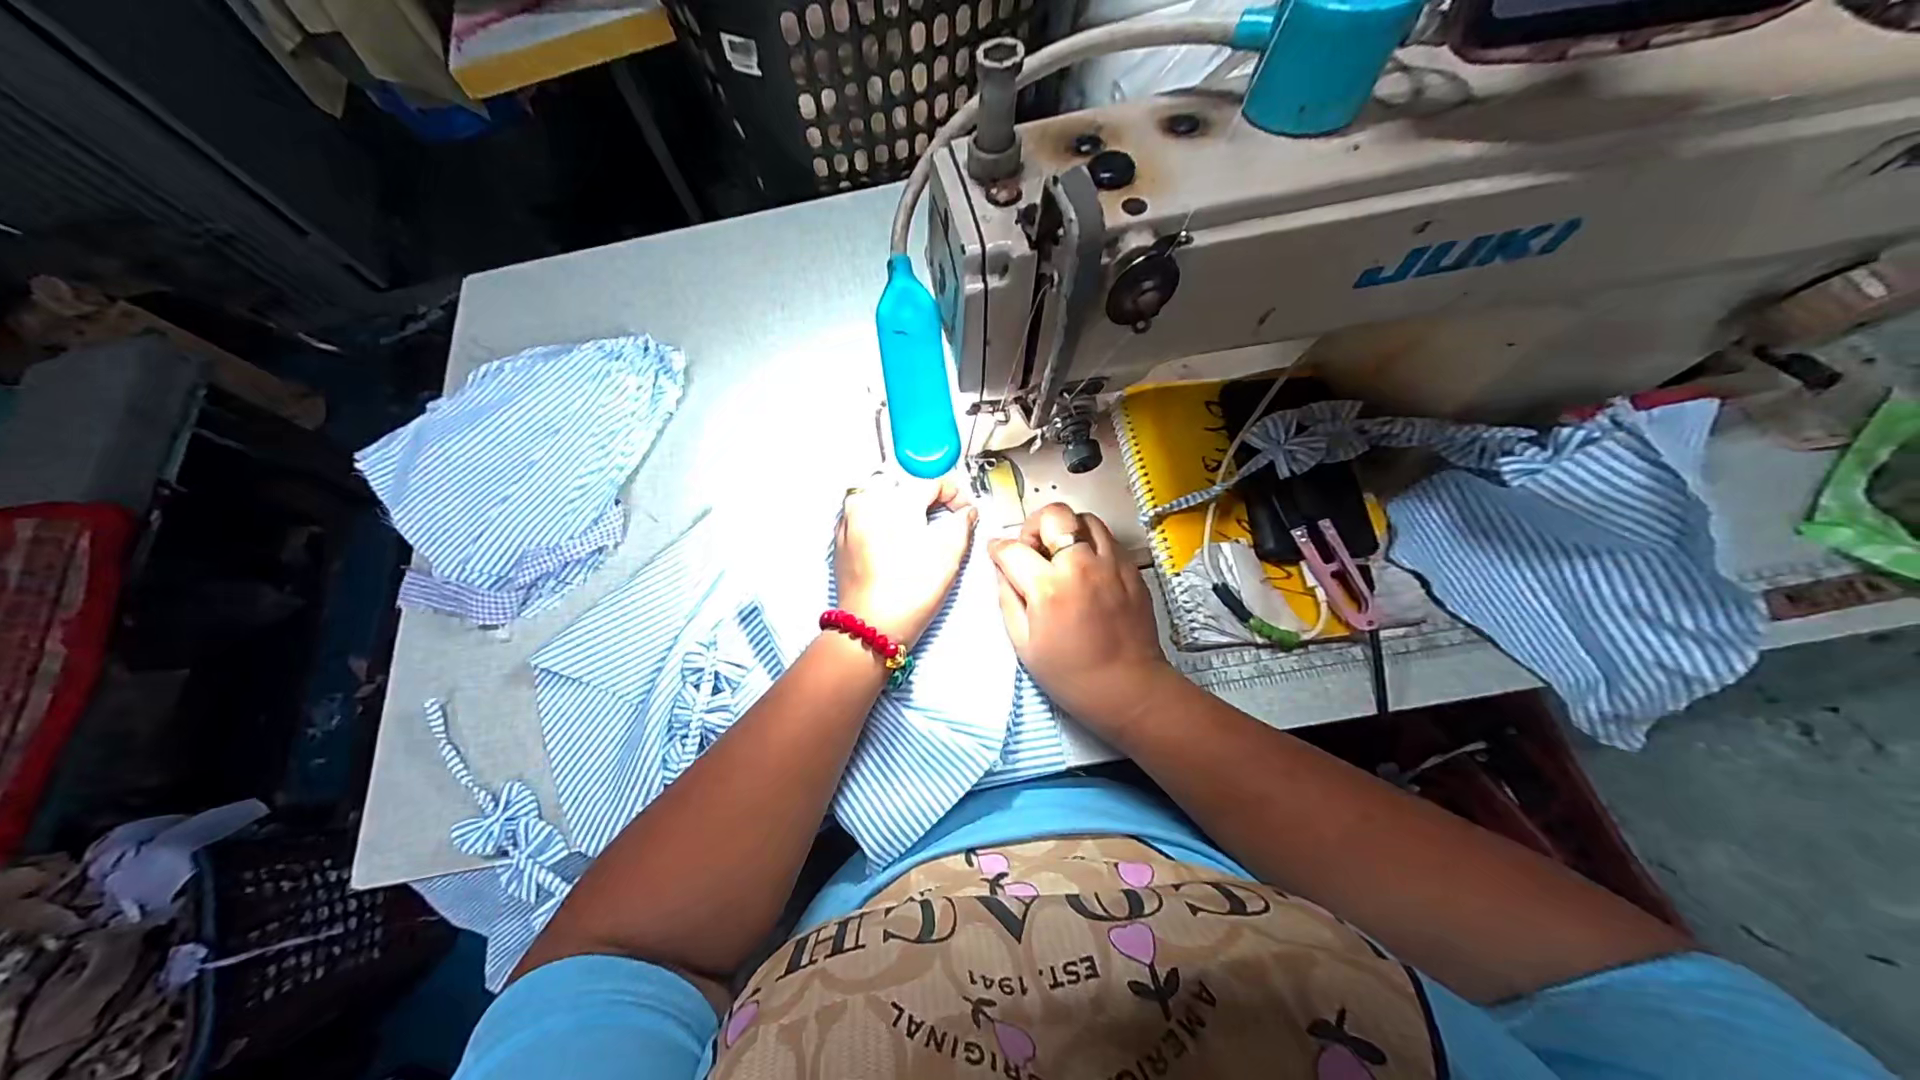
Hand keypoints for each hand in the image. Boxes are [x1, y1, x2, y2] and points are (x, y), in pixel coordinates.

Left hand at [835, 473, 977, 646]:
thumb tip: (966, 512)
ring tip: (918, 531)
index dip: (955, 494)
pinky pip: (866, 515)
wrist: (871, 625)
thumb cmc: (912, 589)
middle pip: (905, 485)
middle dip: (926, 498)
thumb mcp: (950, 553)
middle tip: (943, 519)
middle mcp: (868, 499)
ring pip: (882, 497)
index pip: (932, 481)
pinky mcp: (841, 537)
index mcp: (896, 498)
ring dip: (902, 507)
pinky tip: (894, 543)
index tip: (964, 512)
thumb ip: (962, 523)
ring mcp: (850, 518)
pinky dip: (882, 520)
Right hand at [988, 504, 1178, 732]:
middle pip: (1053, 515)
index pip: (1012, 548)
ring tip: (1061, 553)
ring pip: (1084, 518)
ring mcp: (1111, 564)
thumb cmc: (1072, 675)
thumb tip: (1002, 569)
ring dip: (1066, 528)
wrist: (1127, 688)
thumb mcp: (1023, 643)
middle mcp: (1081, 566)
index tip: (997, 554)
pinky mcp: (1131, 569)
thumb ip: (1008, 598)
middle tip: (1032, 549)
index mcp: (1048, 588)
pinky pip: (1107, 538)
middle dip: (1034, 526)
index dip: (997, 549)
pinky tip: (1085, 567)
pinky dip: (1090, 542)